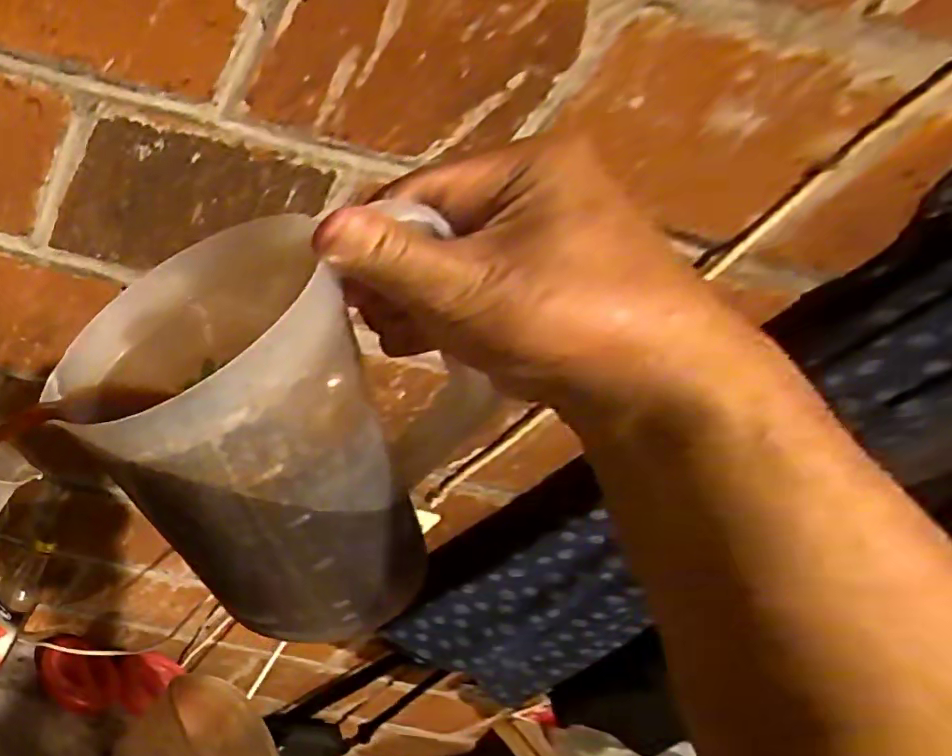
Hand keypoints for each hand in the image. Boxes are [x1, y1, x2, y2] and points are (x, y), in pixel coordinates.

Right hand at [314, 137, 791, 432]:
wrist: (645, 379)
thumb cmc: (558, 318)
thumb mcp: (461, 286)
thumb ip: (389, 257)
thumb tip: (320, 229)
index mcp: (520, 167)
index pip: (410, 194)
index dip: (369, 242)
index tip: (346, 294)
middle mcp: (522, 189)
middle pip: (415, 231)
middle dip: (391, 283)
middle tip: (389, 320)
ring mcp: (523, 234)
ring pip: (425, 265)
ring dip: (406, 306)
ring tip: (415, 337)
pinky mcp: (520, 275)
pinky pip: (450, 286)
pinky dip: (430, 316)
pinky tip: (430, 342)